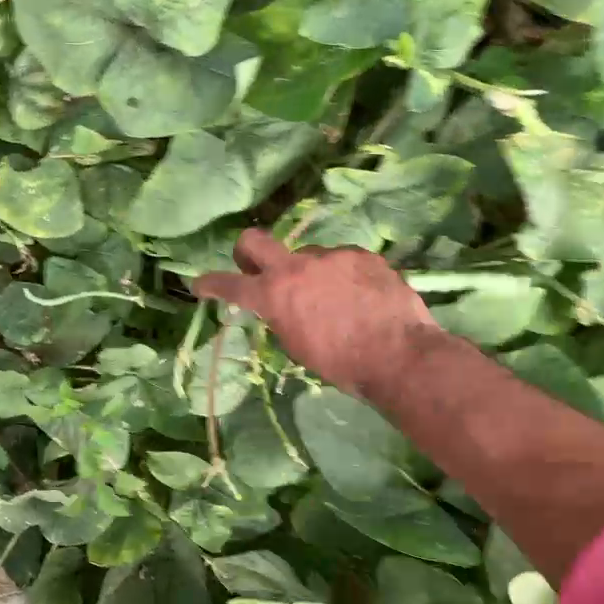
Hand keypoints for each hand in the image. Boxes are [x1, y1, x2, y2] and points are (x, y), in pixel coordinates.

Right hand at [192, 230, 442, 395]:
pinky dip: (342, 275)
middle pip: (254, 240)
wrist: (402, 357)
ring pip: (307, 256)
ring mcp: (331, 257)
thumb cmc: (342, 363)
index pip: (227, 283)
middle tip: (257, 270)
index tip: (200, 285)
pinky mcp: (363, 255)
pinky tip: (359, 295)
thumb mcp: (295, 344)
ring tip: (333, 297)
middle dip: (247, 252)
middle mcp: (295, 267)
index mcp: (272, 294)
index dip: (209, 284)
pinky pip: (342, 260)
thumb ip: (280, 315)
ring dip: (309, 272)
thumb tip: (281, 305)